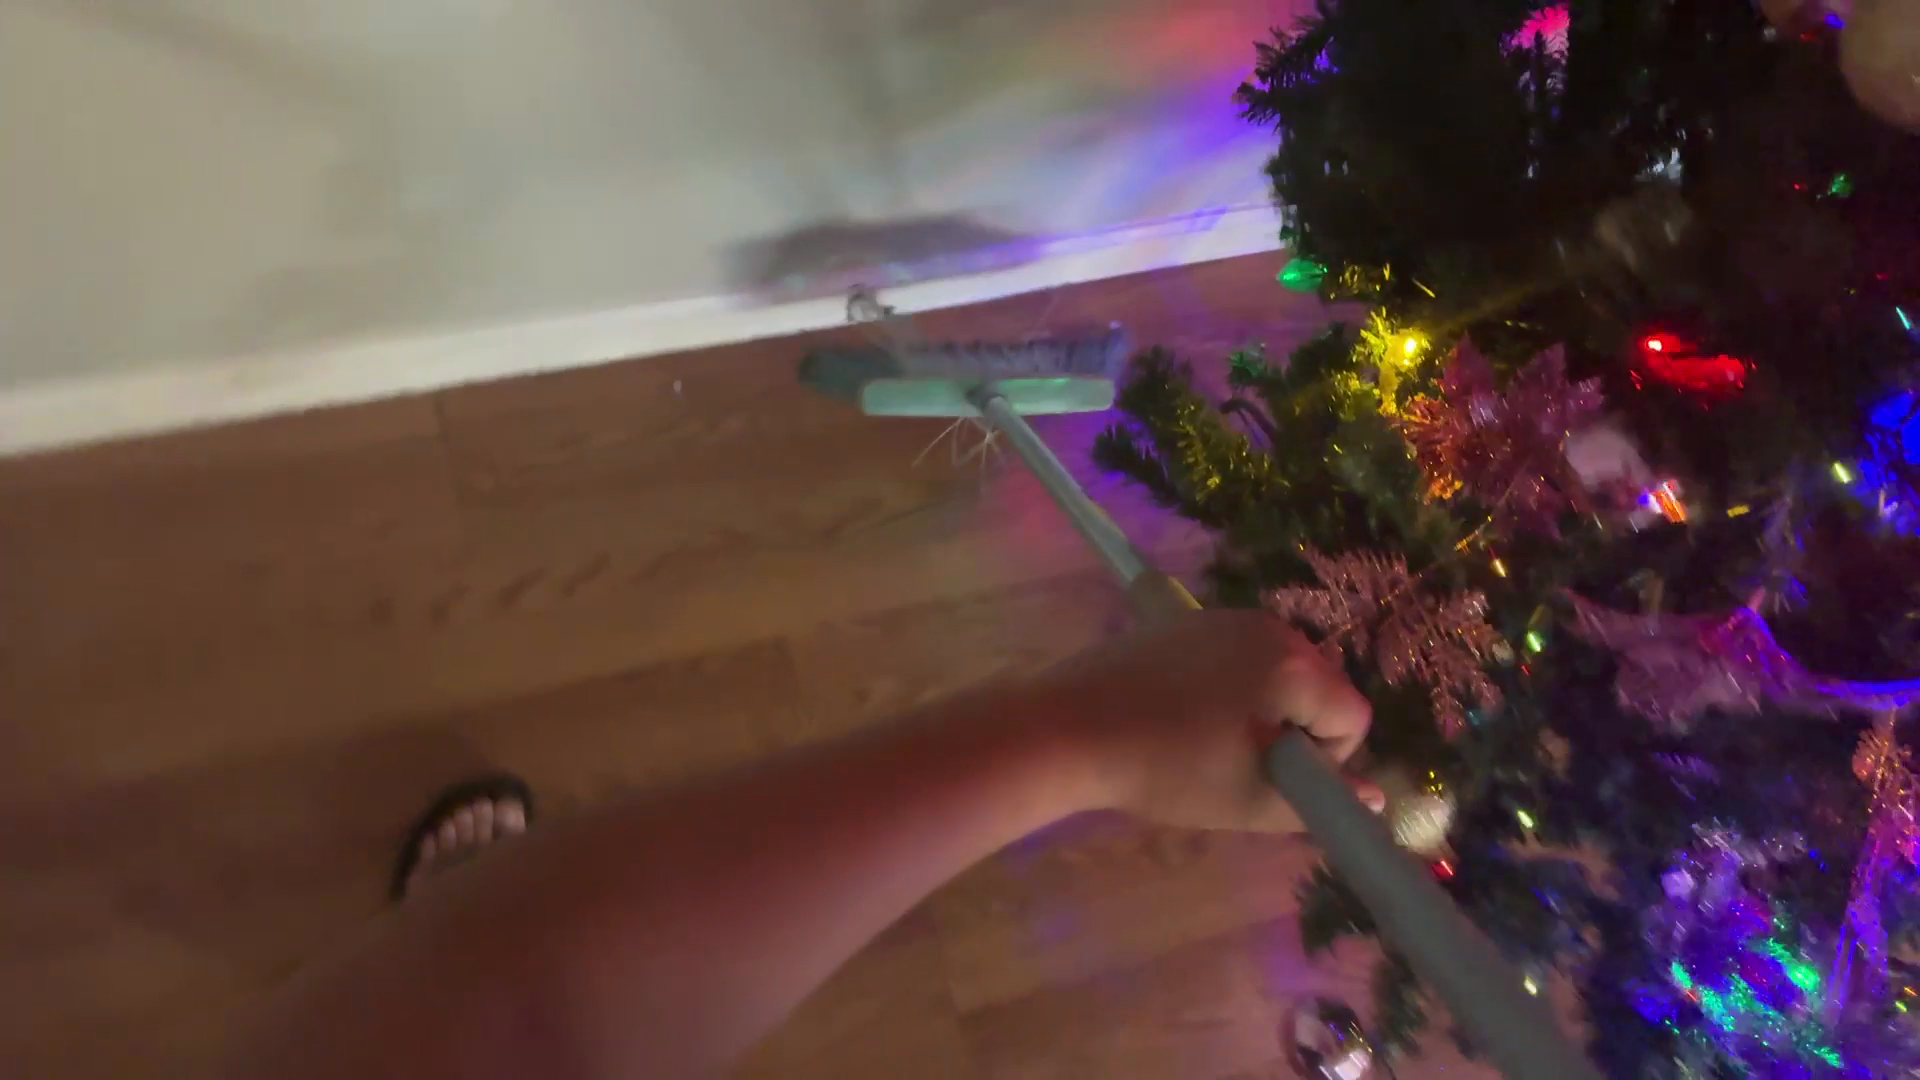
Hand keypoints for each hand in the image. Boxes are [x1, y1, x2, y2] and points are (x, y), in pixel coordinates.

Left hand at [1035, 609, 1379, 832]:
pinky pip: (1233, 656)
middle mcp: (1263, 625)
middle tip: (1236, 758)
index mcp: (1291, 663)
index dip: (1323, 759)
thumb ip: (1319, 801)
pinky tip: (1179, 710)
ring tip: (1205, 737)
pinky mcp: (1181, 620)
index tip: (1266, 773)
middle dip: (1293, 727)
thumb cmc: (1167, 767)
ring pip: (1274, 671)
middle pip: (1316, 686)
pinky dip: (1226, 685)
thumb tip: (1373, 797)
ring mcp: (1218, 616)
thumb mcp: (1249, 800)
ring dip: (1259, 707)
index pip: (1352, 716)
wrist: (1070, 726)